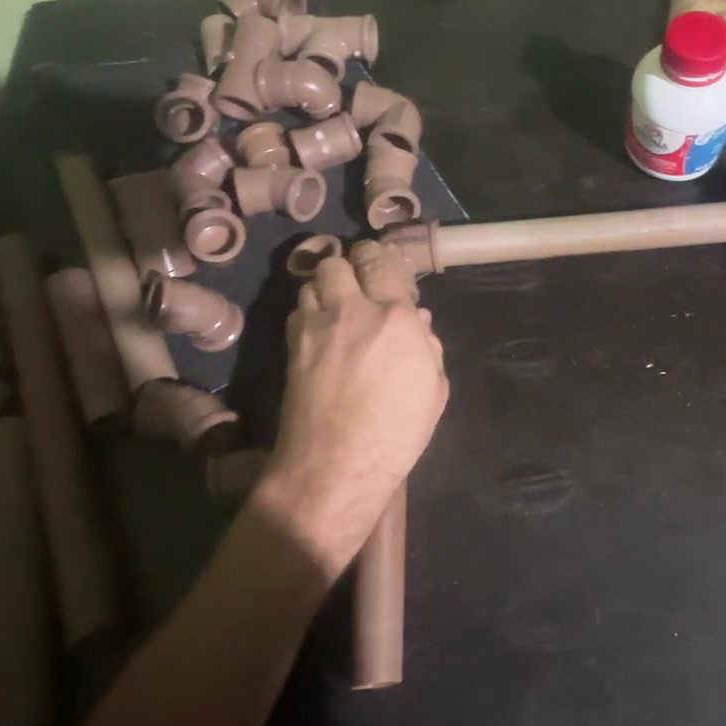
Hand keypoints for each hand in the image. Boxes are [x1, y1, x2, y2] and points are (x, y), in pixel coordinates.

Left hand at [260, 240, 447, 574]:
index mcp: (395, 317)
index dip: (381, 260)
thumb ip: (428, 347)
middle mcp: (352, 310)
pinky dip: (309, 312)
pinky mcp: (292, 346)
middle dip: (350, 267)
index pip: (381, 263)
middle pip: (338, 263)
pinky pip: (298, 311)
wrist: (338, 464)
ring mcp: (315, 327)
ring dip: (325, 288)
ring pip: (311, 282)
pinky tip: (320, 331)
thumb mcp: (433, 390)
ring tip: (337, 305)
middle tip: (360, 284)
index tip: (387, 273)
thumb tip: (417, 322)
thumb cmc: (397, 432)